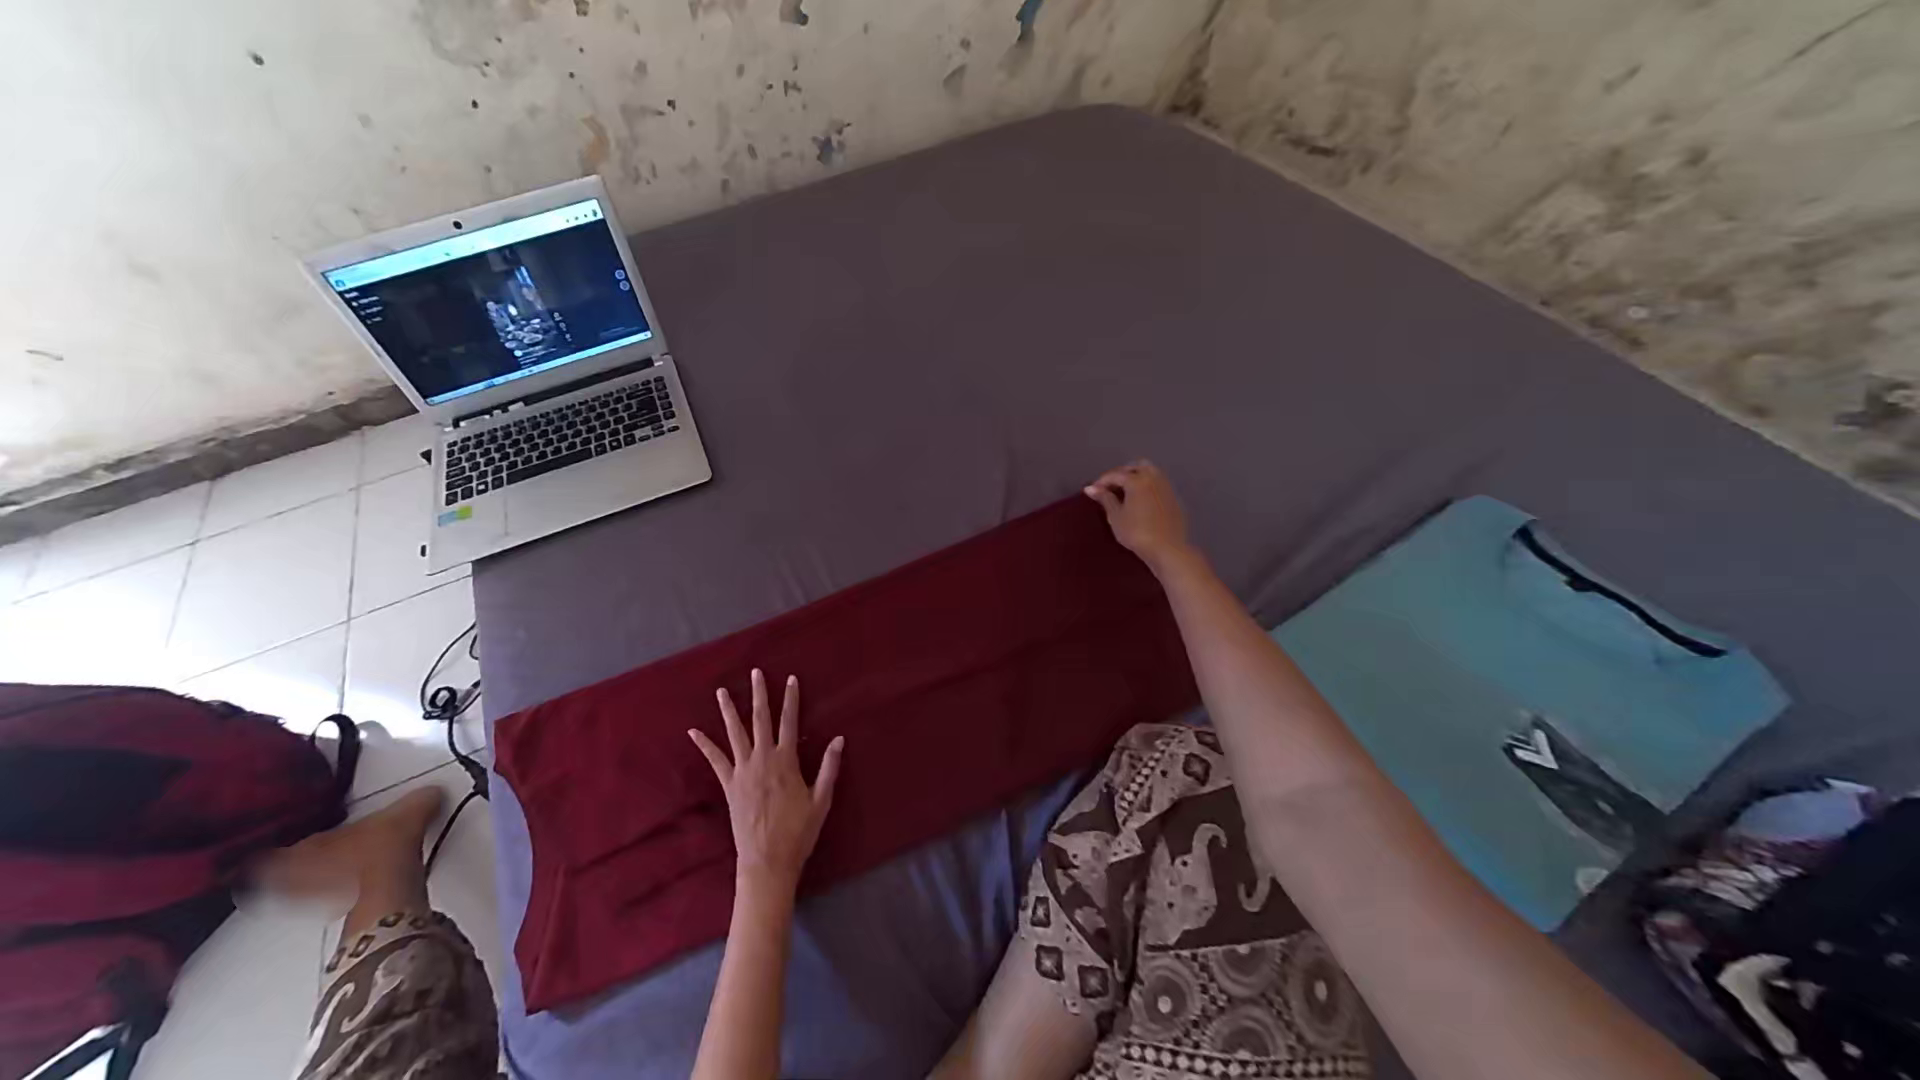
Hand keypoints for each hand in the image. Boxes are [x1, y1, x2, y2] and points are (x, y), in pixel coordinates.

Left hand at [690, 668, 844, 893]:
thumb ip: (829, 767)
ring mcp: (742, 771)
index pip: (790, 722)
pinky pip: (715, 760)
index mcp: (786, 761)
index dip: (791, 699)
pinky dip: (704, 745)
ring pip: (735, 734)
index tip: (791, 679)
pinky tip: (694, 732)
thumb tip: (838, 738)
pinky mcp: (729, 785)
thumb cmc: (799, 831)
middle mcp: (762, 759)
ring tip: (722, 691)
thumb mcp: (821, 800)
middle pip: (760, 720)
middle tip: (755, 673)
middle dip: (759, 695)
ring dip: (729, 711)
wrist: (768, 860)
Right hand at [1084, 460, 1194, 570]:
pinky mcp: (1174, 498)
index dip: (1102, 481)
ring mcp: (1166, 487)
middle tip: (1110, 487)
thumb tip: (1090, 488)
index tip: (1093, 490)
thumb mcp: (1116, 517)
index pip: (1115, 474)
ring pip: (1150, 472)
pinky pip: (1158, 484)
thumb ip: (1105, 499)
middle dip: (1121, 474)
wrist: (1167, 548)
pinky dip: (1147, 486)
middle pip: (1135, 467)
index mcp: (1137, 480)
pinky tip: (1141, 499)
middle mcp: (1153, 478)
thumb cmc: (1136, 532)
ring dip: (1136, 477)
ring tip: (1125, 491)